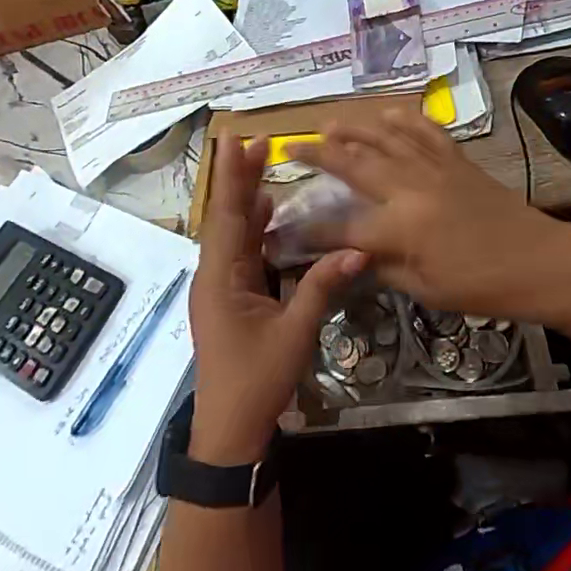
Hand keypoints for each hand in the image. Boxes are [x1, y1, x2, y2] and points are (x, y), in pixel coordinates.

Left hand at [189, 136, 365, 464]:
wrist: (231, 428)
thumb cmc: (256, 380)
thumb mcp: (294, 333)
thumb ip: (321, 288)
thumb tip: (355, 249)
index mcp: (220, 279)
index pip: (227, 217)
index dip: (234, 177)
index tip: (239, 141)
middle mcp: (214, 276)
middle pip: (227, 220)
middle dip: (239, 181)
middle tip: (256, 144)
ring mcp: (220, 290)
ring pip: (233, 237)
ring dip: (247, 204)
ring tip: (264, 170)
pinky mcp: (231, 302)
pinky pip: (241, 257)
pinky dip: (255, 234)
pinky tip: (270, 219)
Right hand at [286, 110, 570, 320]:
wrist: (539, 261)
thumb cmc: (480, 286)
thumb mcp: (424, 289)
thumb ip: (383, 266)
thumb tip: (355, 253)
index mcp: (398, 227)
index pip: (341, 227)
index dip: (312, 230)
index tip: (288, 228)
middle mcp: (409, 188)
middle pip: (354, 164)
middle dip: (319, 154)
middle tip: (292, 145)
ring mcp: (434, 168)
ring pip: (385, 138)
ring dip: (353, 128)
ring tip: (329, 123)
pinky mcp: (457, 160)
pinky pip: (426, 131)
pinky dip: (405, 119)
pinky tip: (388, 112)